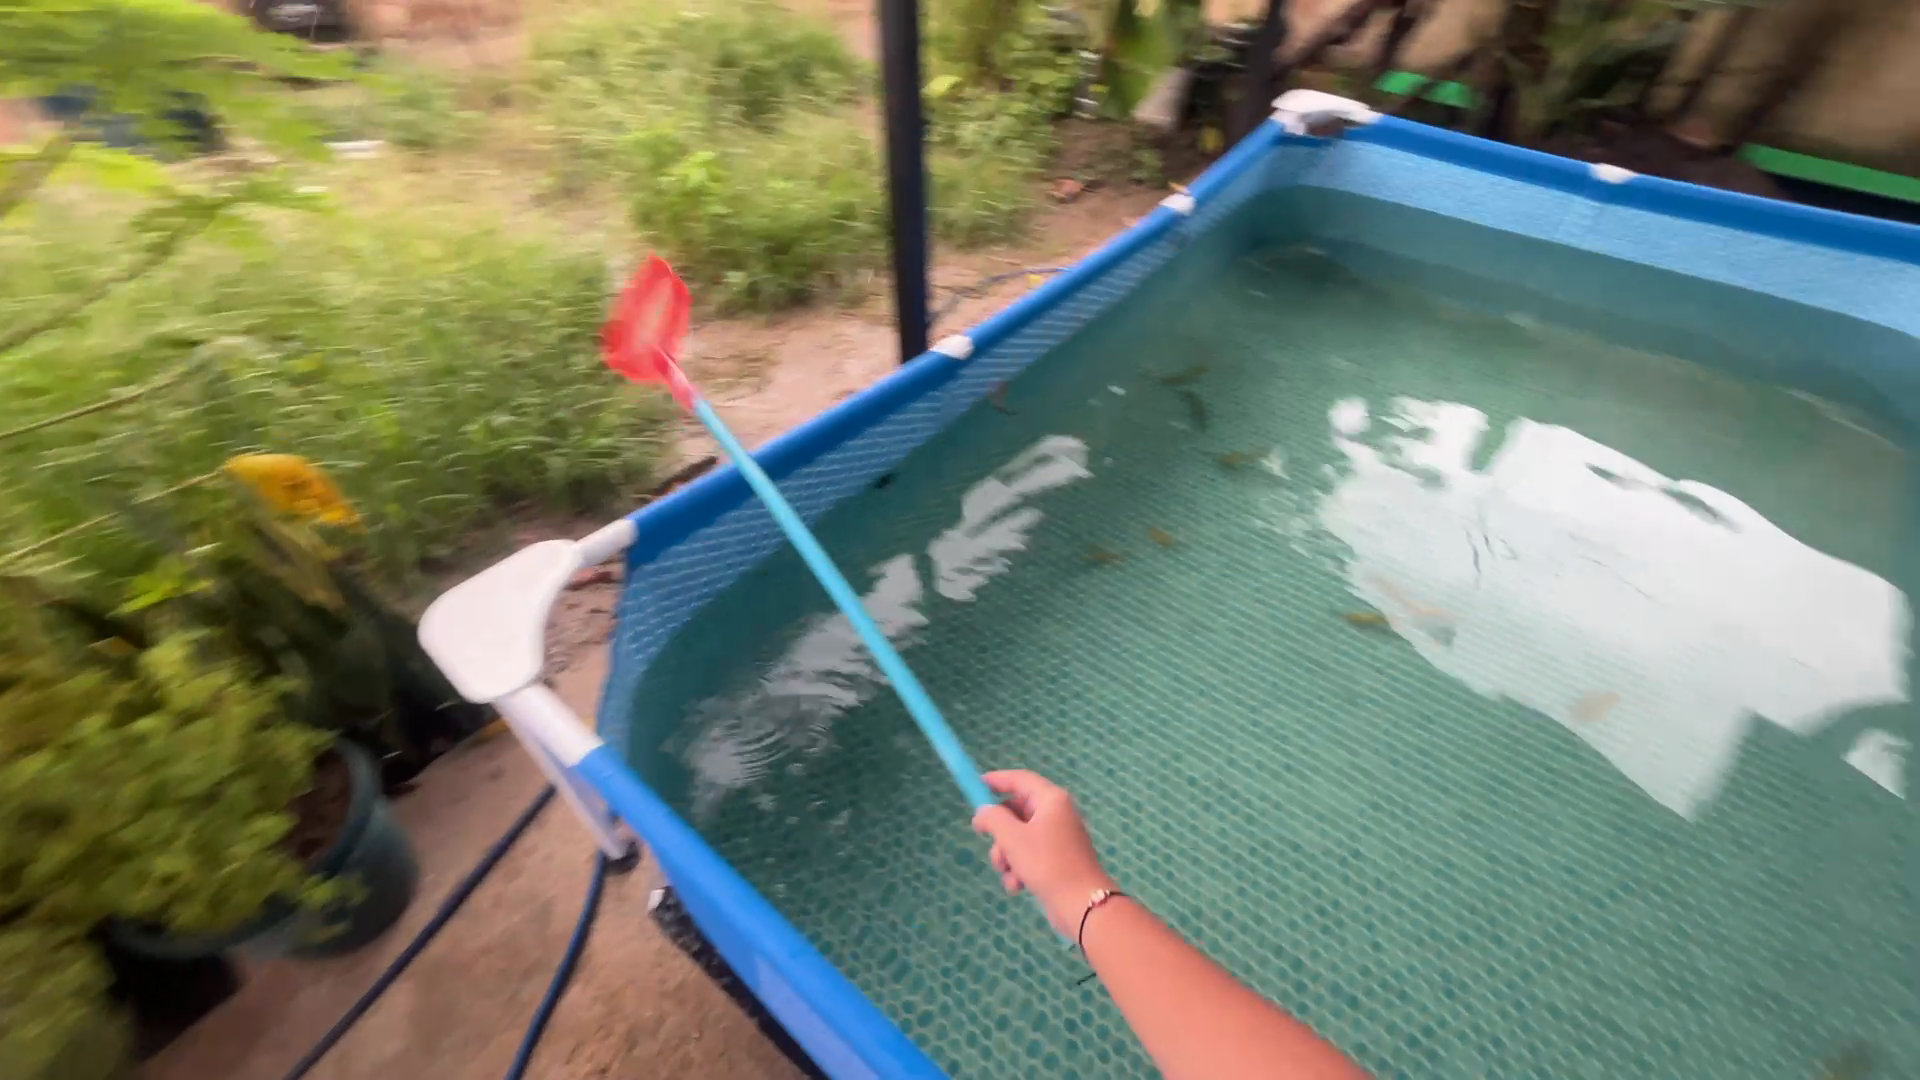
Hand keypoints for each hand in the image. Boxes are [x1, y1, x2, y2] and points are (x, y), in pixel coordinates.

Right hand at [971, 769, 1117, 937]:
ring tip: (1006, 870)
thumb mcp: (1013, 838)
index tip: (977, 784)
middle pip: (1018, 810)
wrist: (1082, 905)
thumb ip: (993, 819)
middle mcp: (1057, 813)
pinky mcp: (1058, 860)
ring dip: (1007, 853)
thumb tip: (983, 812)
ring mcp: (1059, 837)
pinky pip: (1031, 855)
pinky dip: (1020, 867)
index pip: (1020, 779)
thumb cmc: (1047, 863)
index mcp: (1051, 799)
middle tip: (982, 835)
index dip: (997, 780)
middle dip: (1000, 829)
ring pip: (1021, 836)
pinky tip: (1017, 885)